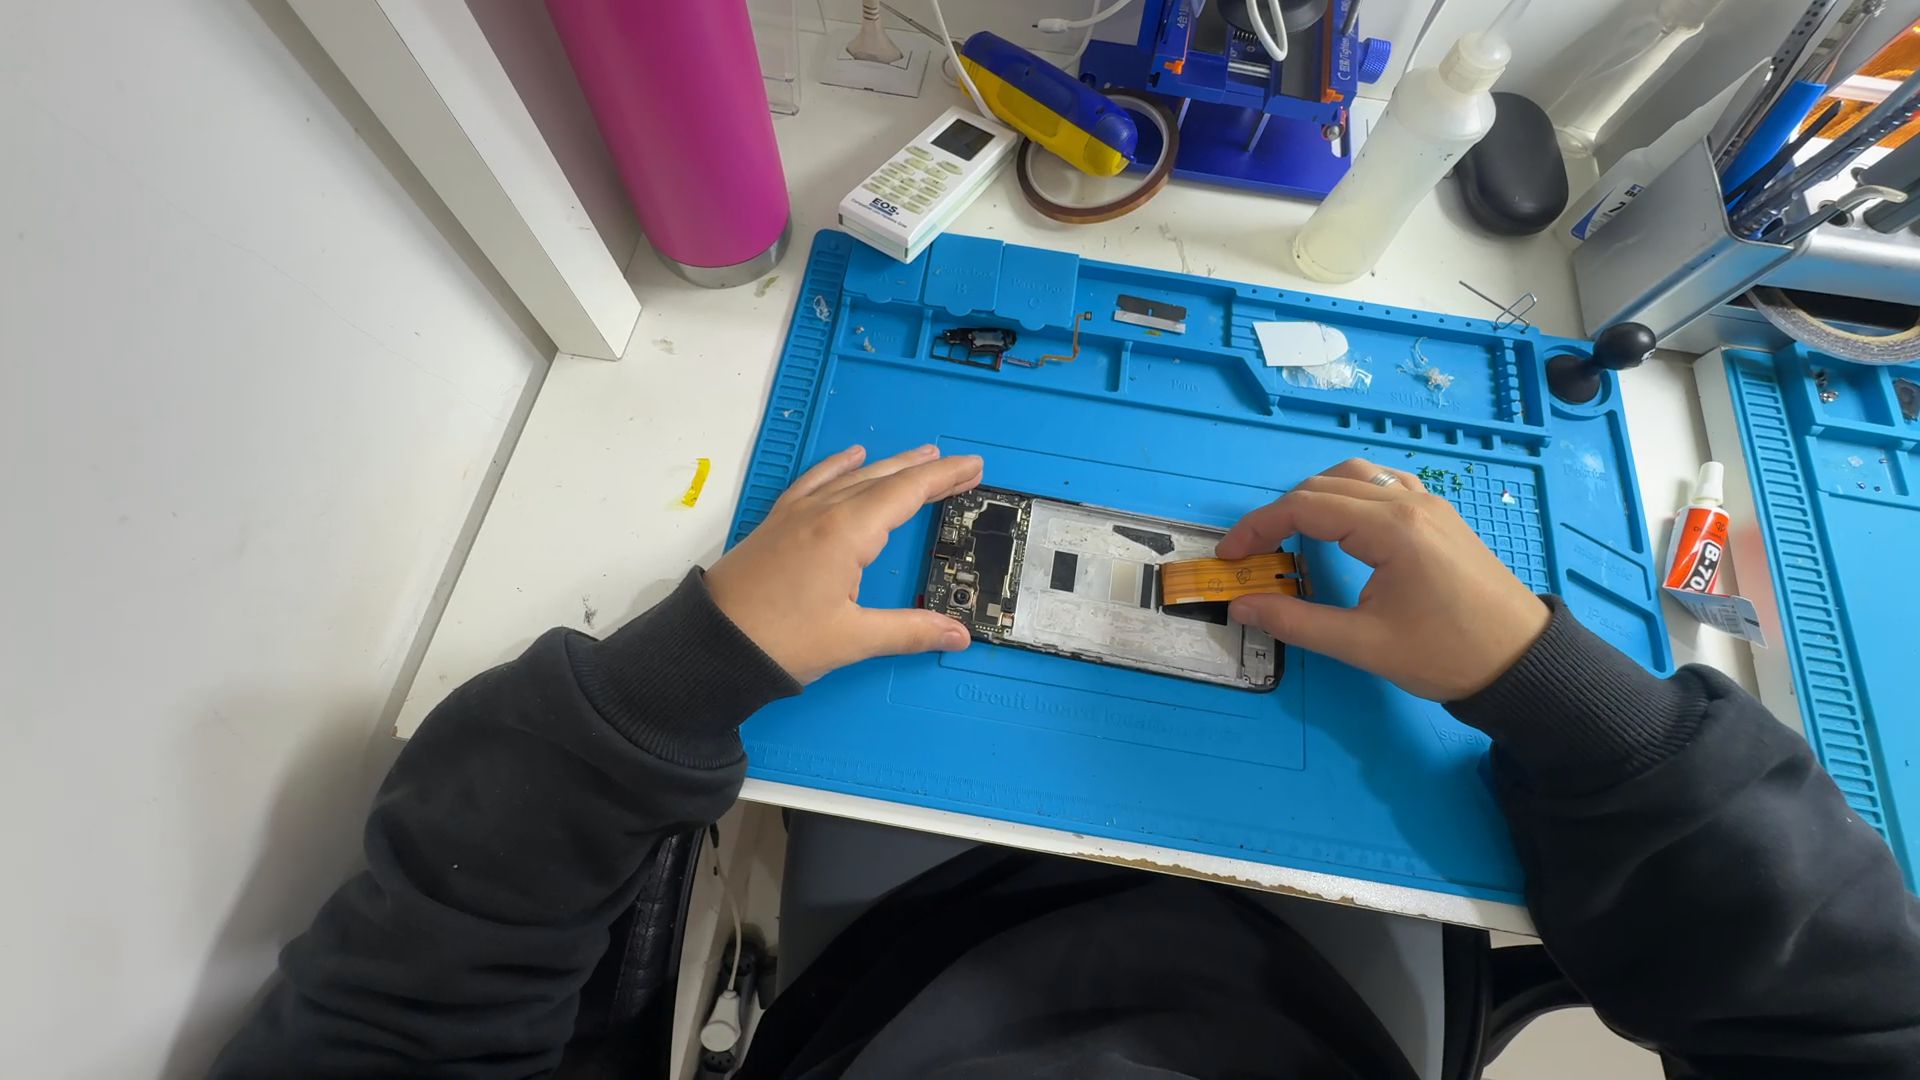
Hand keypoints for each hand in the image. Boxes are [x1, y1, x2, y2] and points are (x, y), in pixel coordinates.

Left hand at [706, 444, 982, 683]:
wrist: (709, 644)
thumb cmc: (780, 640)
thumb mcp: (852, 638)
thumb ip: (910, 631)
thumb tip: (959, 636)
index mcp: (846, 532)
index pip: (907, 493)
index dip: (944, 478)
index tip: (973, 466)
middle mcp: (823, 511)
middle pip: (885, 479)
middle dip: (926, 470)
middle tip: (960, 465)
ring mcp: (797, 512)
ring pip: (853, 477)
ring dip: (890, 466)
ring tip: (920, 456)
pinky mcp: (779, 522)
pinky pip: (815, 481)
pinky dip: (838, 466)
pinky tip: (849, 458)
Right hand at [1216, 459, 1550, 701]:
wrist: (1527, 665)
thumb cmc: (1446, 654)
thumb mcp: (1363, 645)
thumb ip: (1294, 622)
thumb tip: (1241, 606)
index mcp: (1391, 529)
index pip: (1304, 508)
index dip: (1257, 528)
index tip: (1230, 556)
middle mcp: (1409, 502)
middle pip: (1322, 486)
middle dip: (1276, 514)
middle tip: (1252, 552)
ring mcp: (1428, 503)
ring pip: (1352, 475)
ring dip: (1310, 496)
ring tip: (1289, 532)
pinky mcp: (1439, 515)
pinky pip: (1382, 483)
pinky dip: (1346, 493)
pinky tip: (1340, 520)